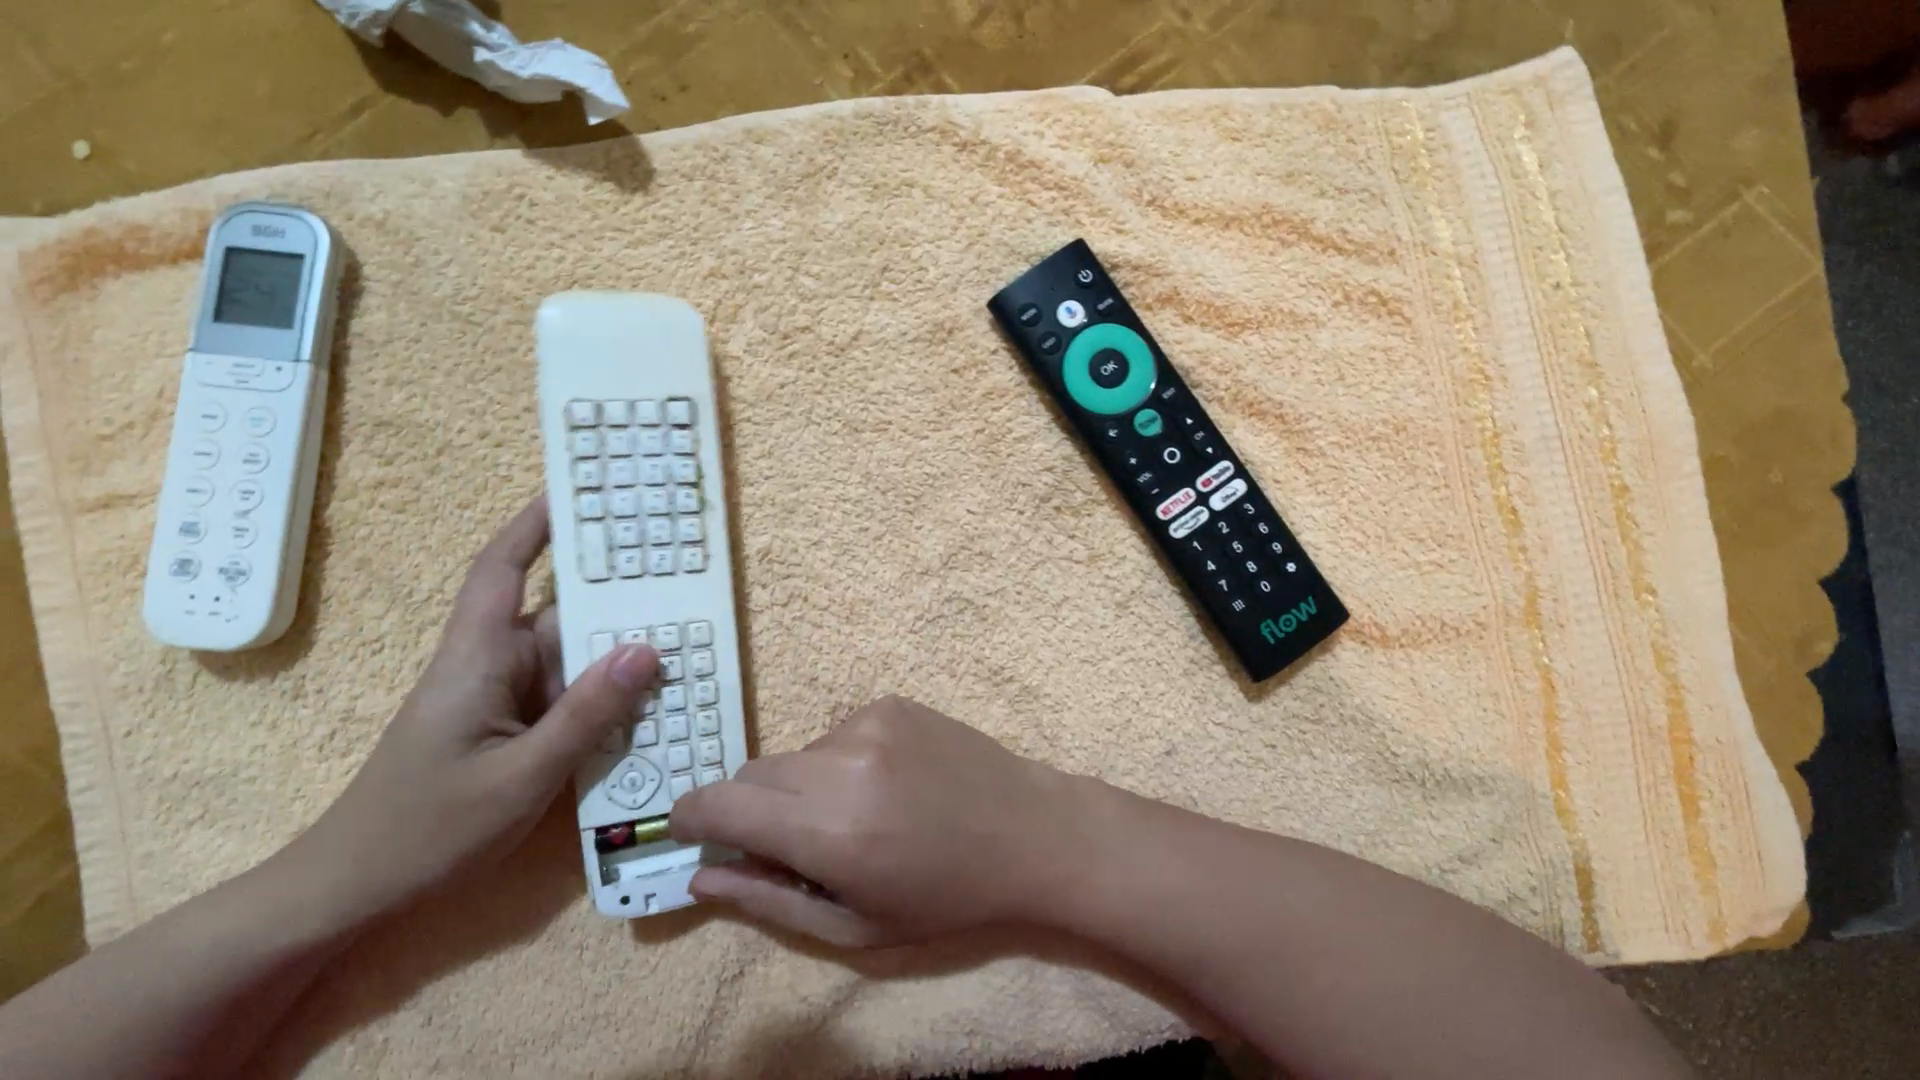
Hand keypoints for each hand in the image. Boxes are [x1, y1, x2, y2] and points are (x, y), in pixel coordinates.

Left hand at [283, 497, 659, 925]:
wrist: (355, 890)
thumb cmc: (429, 828)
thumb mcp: (522, 776)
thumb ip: (586, 714)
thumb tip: (646, 650)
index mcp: (478, 658)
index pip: (502, 570)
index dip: (534, 525)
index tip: (575, 490)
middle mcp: (490, 666)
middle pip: (555, 614)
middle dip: (610, 593)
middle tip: (675, 571)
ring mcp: (499, 700)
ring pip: (568, 659)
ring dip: (616, 650)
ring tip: (683, 633)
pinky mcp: (507, 729)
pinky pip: (566, 697)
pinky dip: (605, 693)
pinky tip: (649, 702)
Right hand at [669, 696, 1078, 946]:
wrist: (1029, 832)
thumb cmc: (945, 896)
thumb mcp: (854, 927)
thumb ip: (768, 901)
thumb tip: (700, 876)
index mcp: (828, 831)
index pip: (719, 804)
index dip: (691, 818)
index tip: (693, 834)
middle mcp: (839, 765)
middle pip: (750, 773)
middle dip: (750, 808)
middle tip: (794, 842)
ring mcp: (868, 724)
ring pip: (794, 753)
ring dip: (801, 786)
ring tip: (858, 814)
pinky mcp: (890, 703)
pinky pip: (836, 732)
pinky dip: (840, 761)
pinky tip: (888, 784)